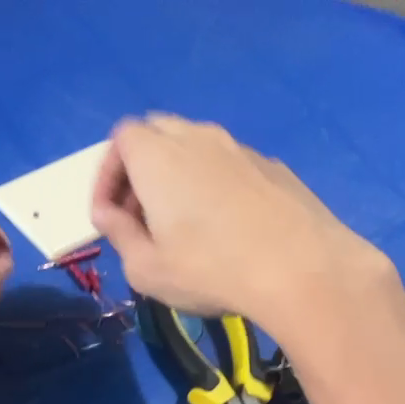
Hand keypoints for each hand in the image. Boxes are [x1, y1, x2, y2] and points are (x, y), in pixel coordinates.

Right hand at [90, 114, 391, 342]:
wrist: (298, 267)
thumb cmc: (207, 269)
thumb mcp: (145, 268)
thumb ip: (118, 234)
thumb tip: (108, 214)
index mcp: (158, 157)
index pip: (121, 137)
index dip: (106, 174)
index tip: (108, 215)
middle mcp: (197, 138)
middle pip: (157, 133)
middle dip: (138, 169)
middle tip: (138, 216)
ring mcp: (239, 148)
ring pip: (193, 147)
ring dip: (175, 176)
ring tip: (179, 225)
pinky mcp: (270, 166)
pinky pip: (226, 164)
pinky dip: (210, 184)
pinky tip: (222, 229)